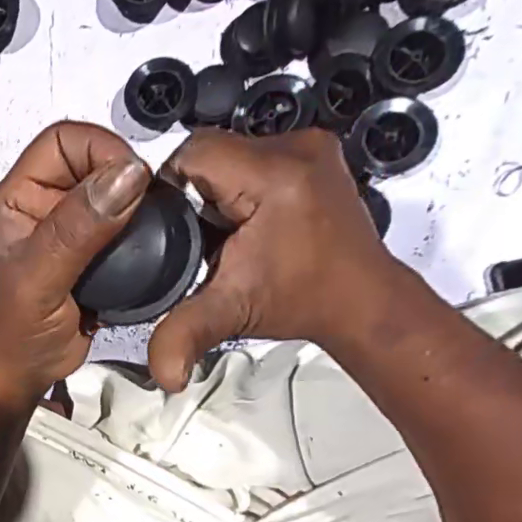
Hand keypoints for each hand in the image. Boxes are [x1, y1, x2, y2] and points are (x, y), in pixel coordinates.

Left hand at [0, 121, 150, 403]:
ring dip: (135, 204)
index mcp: (19, 198)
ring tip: (151, 228)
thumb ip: (77, 230)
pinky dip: (140, 231)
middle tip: (146, 208)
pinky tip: (148, 246)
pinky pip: (124, 226)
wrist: (23, 376)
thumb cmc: (16, 332)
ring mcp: (71, 230)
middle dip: (123, 175)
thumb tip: (128, 175)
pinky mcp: (94, 255)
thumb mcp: (39, 278)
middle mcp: (45, 205)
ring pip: (113, 192)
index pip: (62, 141)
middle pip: (93, 160)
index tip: (131, 181)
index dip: (99, 149)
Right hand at [147, 129, 397, 391]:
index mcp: (275, 176)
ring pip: (233, 151)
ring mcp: (311, 149)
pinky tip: (246, 221)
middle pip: (211, 149)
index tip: (173, 223)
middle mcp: (298, 149)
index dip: (169, 186)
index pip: (192, 152)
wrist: (361, 301)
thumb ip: (184, 334)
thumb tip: (161, 372)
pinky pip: (257, 157)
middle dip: (194, 192)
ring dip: (217, 189)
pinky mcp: (316, 157)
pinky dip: (242, 186)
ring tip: (225, 231)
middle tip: (203, 236)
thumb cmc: (310, 299)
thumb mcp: (232, 313)